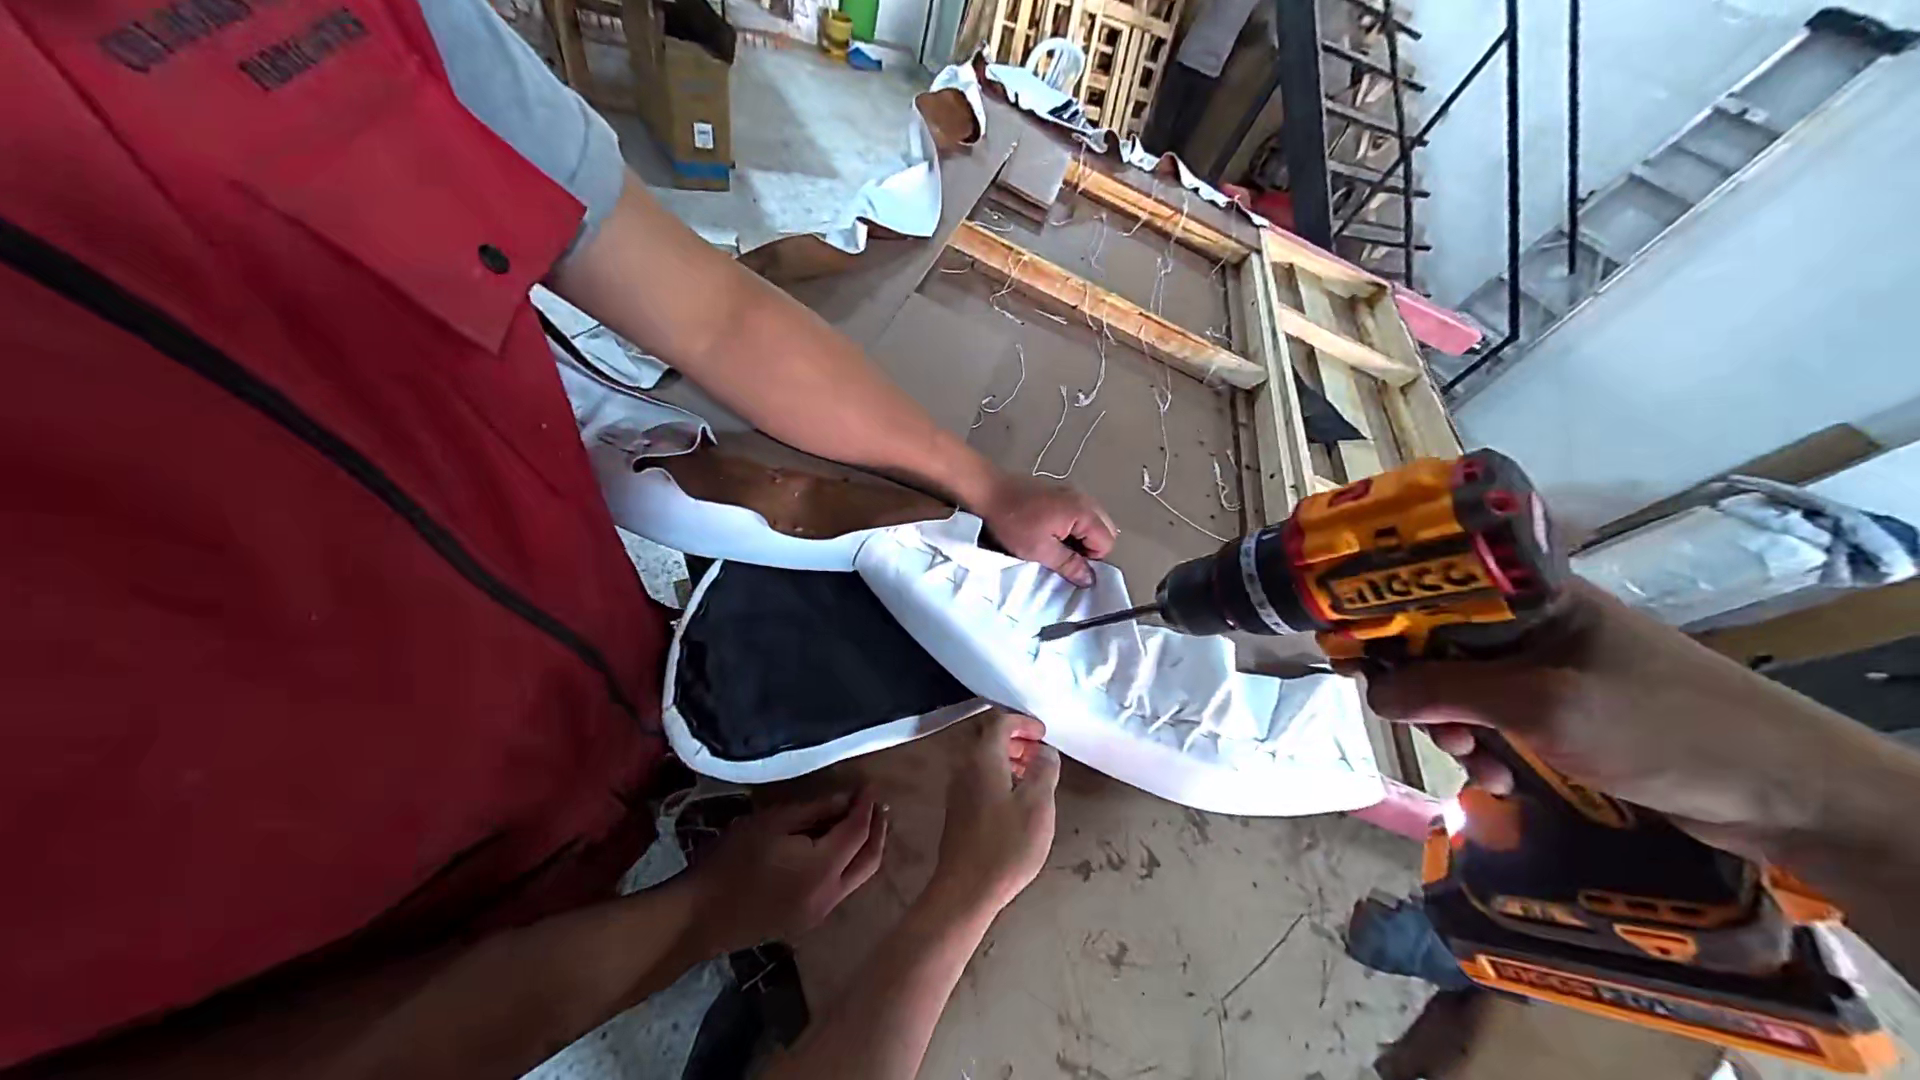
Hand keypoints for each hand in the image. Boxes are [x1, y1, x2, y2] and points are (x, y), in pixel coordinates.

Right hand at [685, 791, 887, 954]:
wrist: (698, 918)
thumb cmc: (732, 861)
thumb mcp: (772, 822)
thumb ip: (815, 810)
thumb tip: (846, 801)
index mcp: (823, 869)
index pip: (858, 832)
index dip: (866, 806)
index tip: (869, 786)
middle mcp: (831, 895)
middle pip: (870, 860)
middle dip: (878, 829)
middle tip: (876, 804)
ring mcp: (821, 914)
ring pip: (859, 878)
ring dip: (866, 848)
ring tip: (864, 822)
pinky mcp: (808, 922)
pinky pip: (842, 889)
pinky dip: (849, 864)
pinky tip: (838, 848)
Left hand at [929, 711, 1060, 916]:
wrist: (966, 888)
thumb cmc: (1006, 845)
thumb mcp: (1038, 805)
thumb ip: (1044, 771)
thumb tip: (1045, 751)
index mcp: (983, 758)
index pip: (1000, 722)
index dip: (1023, 722)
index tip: (1043, 734)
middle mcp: (965, 766)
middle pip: (989, 738)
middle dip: (1016, 739)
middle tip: (1040, 752)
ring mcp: (958, 788)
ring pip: (984, 758)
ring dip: (1008, 758)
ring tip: (1033, 774)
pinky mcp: (958, 808)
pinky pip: (979, 776)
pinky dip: (999, 774)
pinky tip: (1016, 797)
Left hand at [974, 474, 1117, 587]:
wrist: (988, 490)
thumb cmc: (1013, 521)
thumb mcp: (1040, 550)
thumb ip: (1069, 564)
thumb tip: (1090, 579)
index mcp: (1084, 512)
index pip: (1107, 543)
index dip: (1091, 559)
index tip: (1067, 563)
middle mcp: (1084, 499)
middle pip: (1104, 530)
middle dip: (1089, 548)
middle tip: (1062, 555)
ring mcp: (1071, 493)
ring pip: (1091, 522)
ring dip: (1079, 538)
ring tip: (1053, 544)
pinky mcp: (1058, 493)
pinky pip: (1077, 514)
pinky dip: (1070, 526)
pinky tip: (1048, 531)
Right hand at [1362, 581, 1902, 852]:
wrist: (1791, 795)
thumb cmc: (1662, 726)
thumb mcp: (1539, 705)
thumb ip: (1447, 692)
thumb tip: (1370, 693)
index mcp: (1527, 596)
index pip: (1428, 592)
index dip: (1383, 621)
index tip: (1353, 659)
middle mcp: (1528, 623)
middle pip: (1436, 644)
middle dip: (1420, 691)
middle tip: (1424, 727)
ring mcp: (1543, 666)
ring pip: (1458, 686)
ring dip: (1451, 727)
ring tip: (1472, 764)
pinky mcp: (1556, 706)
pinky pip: (1490, 717)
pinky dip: (1483, 747)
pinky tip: (1497, 779)